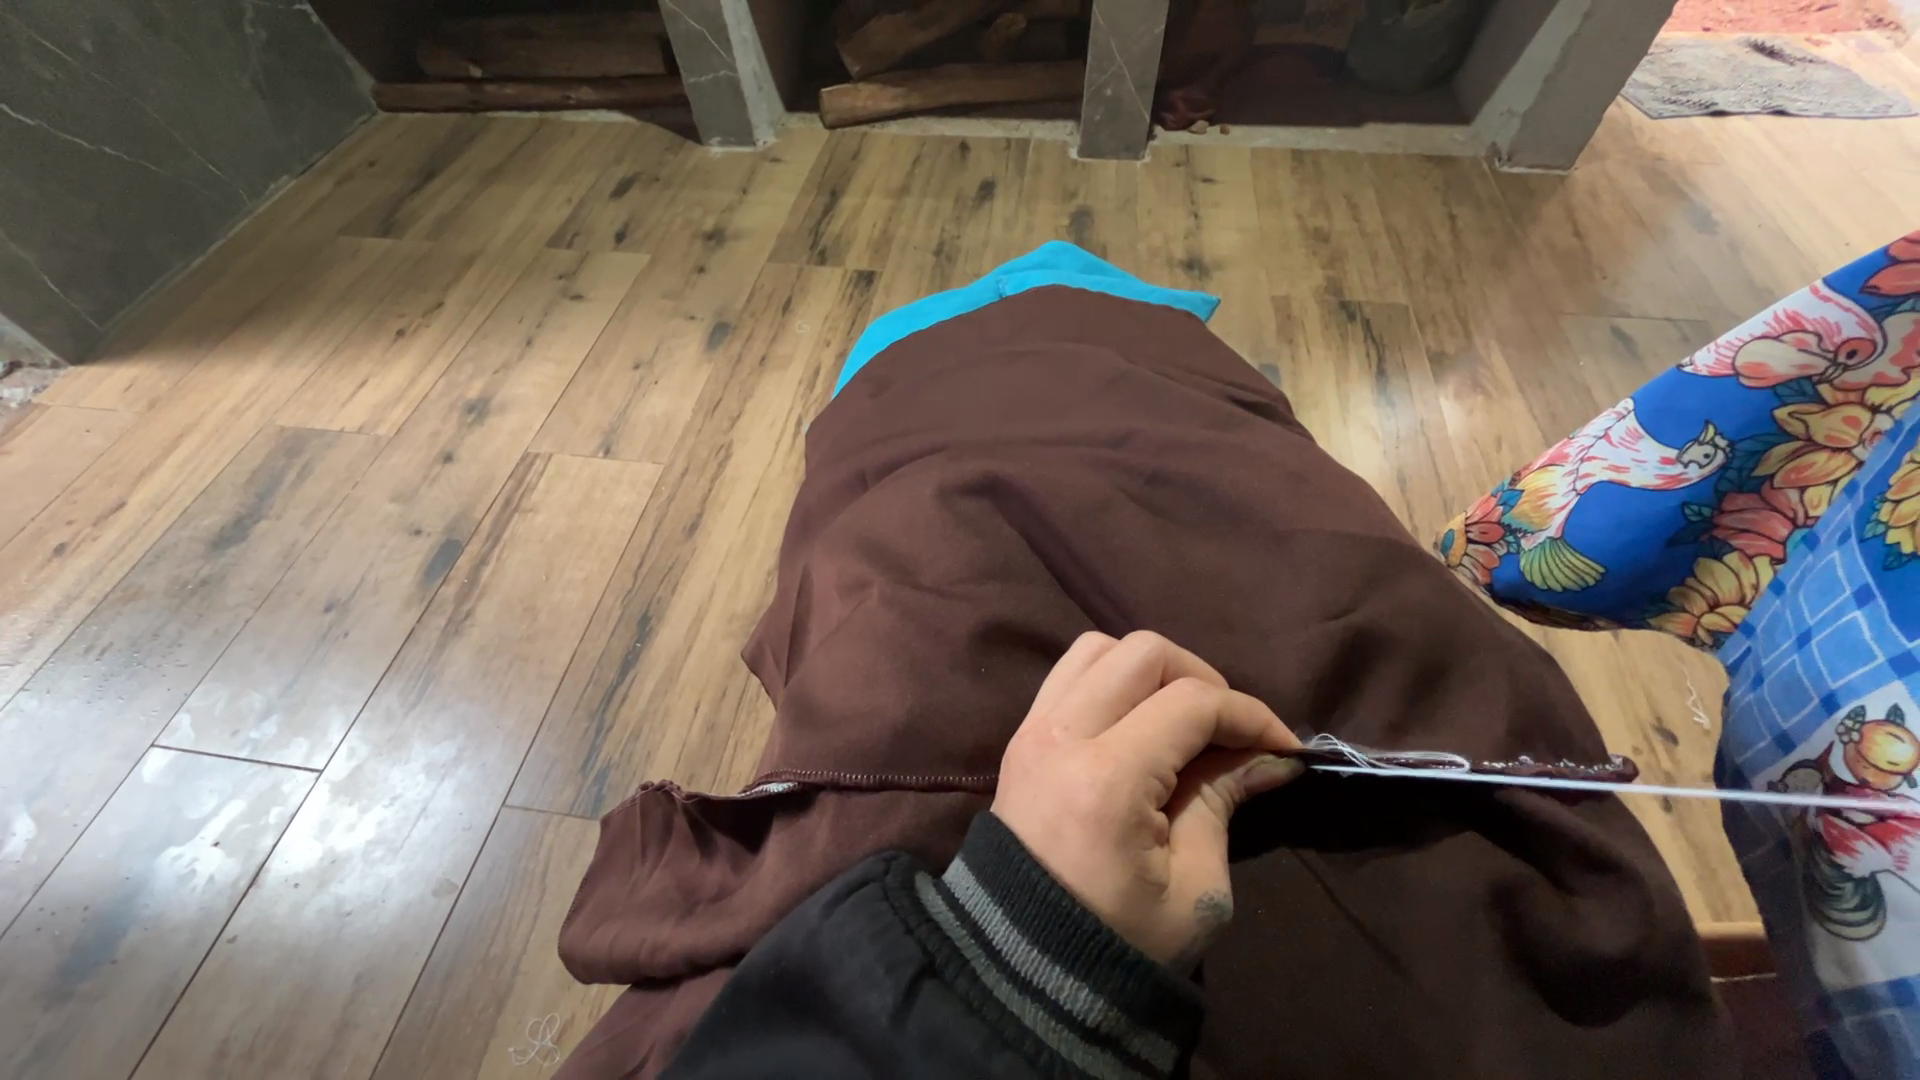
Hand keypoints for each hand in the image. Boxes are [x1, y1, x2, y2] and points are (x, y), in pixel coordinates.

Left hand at [992, 631, 1302, 970]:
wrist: (1021, 964)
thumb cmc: (1116, 941)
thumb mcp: (1193, 889)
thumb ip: (1222, 801)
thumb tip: (1268, 755)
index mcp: (1106, 778)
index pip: (1190, 703)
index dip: (1248, 715)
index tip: (1282, 747)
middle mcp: (1061, 734)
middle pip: (1143, 652)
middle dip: (1203, 679)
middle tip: (1229, 731)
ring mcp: (1032, 728)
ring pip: (1099, 648)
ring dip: (1151, 670)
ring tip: (1182, 719)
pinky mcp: (1021, 735)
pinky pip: (1069, 673)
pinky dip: (1112, 678)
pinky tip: (1139, 721)